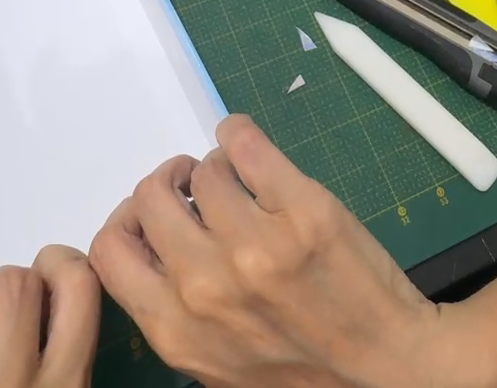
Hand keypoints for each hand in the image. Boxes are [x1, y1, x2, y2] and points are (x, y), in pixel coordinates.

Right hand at [89, 114, 453, 387]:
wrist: (386, 367)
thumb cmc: (298, 365)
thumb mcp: (216, 358)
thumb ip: (175, 308)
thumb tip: (154, 239)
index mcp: (177, 328)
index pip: (110, 251)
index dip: (129, 220)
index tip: (158, 213)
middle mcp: (207, 285)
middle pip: (150, 196)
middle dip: (170, 182)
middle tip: (196, 186)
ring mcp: (256, 243)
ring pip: (204, 168)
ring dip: (215, 165)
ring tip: (238, 180)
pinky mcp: (301, 208)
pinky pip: (243, 141)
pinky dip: (237, 132)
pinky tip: (247, 145)